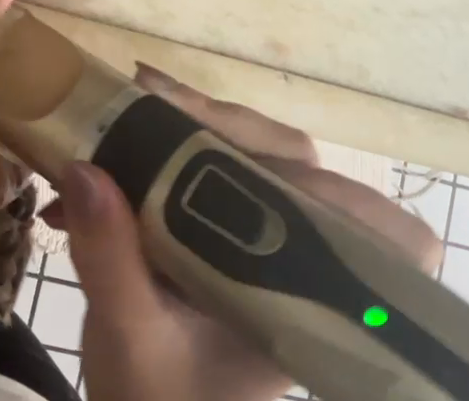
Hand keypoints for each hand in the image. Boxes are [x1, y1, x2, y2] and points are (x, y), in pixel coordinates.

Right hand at [50, 67, 443, 400]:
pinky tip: (128, 119)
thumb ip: (110, 261)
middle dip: (228, 129)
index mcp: (311, 308)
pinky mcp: (223, 223)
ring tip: (138, 97)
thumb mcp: (126, 337)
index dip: (337, 196)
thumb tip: (84, 169)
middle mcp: (300, 267)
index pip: (383, 240)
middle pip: (302, 172)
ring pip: (259, 157)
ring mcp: (261, 241)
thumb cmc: (150, 396)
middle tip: (156, 101)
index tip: (248, 167)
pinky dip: (172, 135)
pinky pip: (215, 162)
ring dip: (197, 123)